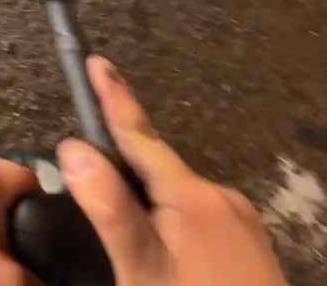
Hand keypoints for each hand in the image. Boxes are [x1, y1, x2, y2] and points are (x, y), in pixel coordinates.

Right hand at [58, 58, 286, 285]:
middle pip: (156, 171)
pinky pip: (199, 219)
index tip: (97, 61)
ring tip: (142, 258)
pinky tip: (172, 264)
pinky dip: (175, 228)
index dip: (114, 96)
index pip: (140, 134)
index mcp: (194, 196)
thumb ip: (108, 207)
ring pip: (176, 198)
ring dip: (152, 211)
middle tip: (106, 221)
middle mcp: (223, 198)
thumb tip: (72, 147)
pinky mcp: (253, 248)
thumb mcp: (142, 268)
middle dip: (126, 179)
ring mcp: (243, 223)